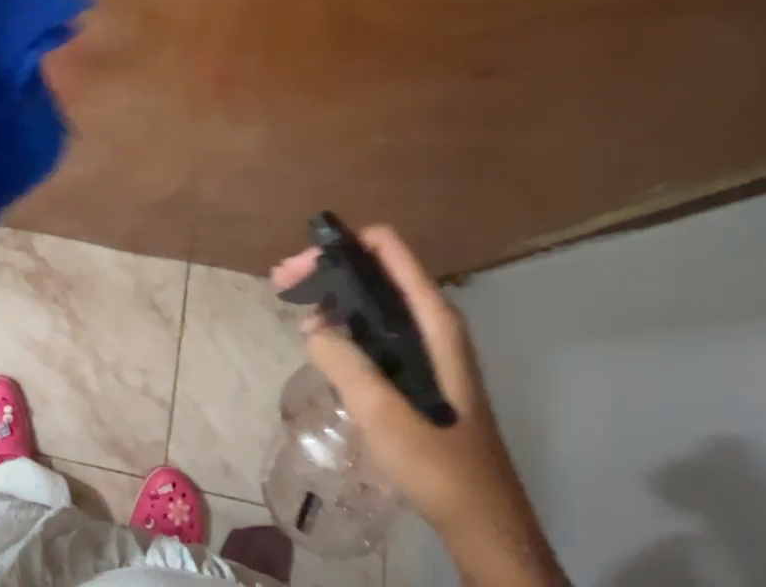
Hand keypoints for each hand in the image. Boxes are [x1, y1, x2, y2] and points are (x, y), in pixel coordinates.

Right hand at [272, 227, 563, 583]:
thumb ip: (343, 360)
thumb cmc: (438, 461)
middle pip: (375, 271)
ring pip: (374, 301)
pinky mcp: (420, 371)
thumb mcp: (381, 410)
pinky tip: (321, 342)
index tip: (302, 267)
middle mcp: (432, 322)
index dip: (342, 245)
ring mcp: (428, 347)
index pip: (387, 248)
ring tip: (295, 312)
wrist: (482, 520)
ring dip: (333, 298)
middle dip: (327, 270)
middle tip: (283, 285)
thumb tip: (313, 327)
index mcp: (433, 319)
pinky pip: (378, 330)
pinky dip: (346, 325)